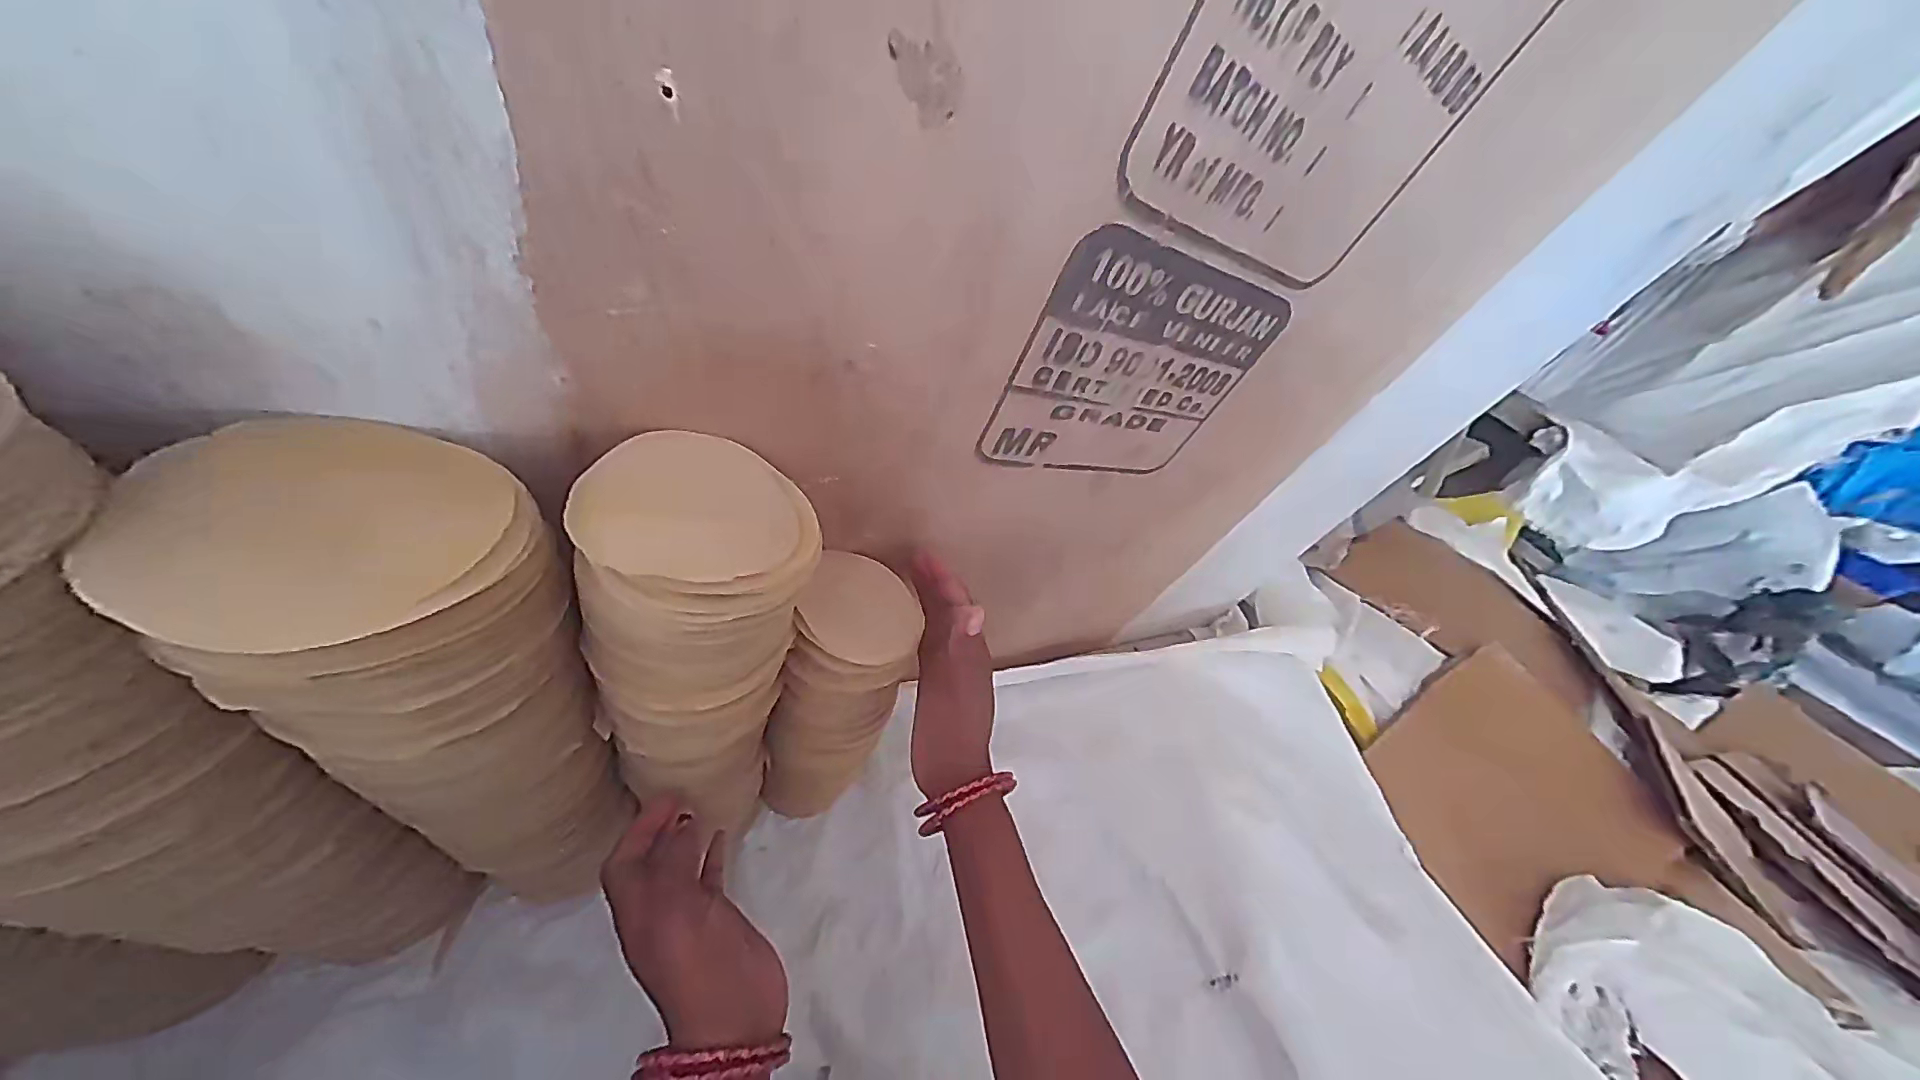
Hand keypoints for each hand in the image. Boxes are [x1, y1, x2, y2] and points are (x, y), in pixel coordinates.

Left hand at [600, 797, 787, 1048]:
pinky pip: (707, 877)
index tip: (663, 796)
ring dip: (685, 836)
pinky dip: (711, 853)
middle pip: (649, 861)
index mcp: (638, 912)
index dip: (638, 828)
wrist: (734, 1018)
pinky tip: (723, 834)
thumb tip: (683, 822)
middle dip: (659, 827)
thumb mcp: (678, 909)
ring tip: (700, 806)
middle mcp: (657, 910)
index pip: (624, 861)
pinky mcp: (715, 918)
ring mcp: (687, 915)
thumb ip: (676, 863)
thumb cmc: (699, 964)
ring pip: (679, 865)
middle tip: (681, 793)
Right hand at [908, 550, 995, 799]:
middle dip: (937, 583)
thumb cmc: (949, 730)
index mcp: (970, 651)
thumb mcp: (952, 689)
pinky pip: (935, 642)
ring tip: (911, 582)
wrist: (953, 775)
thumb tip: (973, 608)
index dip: (942, 579)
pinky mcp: (944, 684)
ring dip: (932, 601)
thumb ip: (959, 648)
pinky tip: (911, 627)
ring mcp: (957, 670)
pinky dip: (925, 624)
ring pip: (945, 625)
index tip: (922, 555)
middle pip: (953, 610)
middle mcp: (967, 655)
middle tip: (913, 560)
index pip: (957, 604)